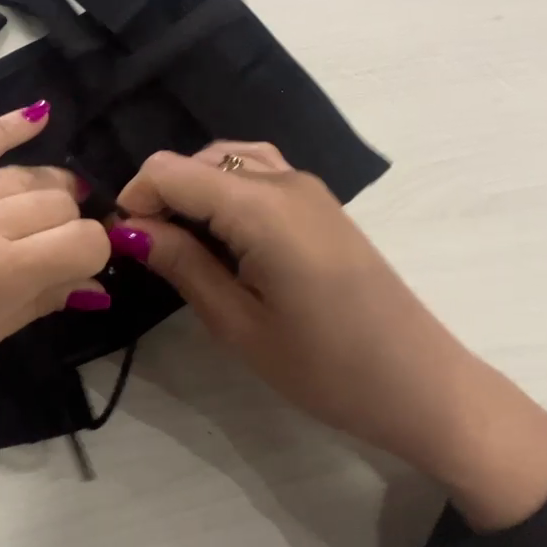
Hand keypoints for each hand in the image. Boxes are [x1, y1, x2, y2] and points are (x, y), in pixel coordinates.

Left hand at [0, 102, 111, 445]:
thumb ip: (37, 302)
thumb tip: (89, 285)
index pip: (81, 241)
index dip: (93, 256)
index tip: (84, 269)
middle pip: (54, 198)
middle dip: (69, 224)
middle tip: (61, 248)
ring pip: (19, 172)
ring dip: (46, 189)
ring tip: (53, 205)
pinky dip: (6, 129)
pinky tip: (39, 115)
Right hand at [111, 144, 546, 530]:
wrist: (423, 387)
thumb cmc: (327, 367)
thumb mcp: (239, 325)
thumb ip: (182, 265)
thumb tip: (130, 229)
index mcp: (261, 207)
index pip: (169, 170)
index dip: (134, 199)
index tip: (124, 245)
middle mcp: (284, 180)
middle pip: (196, 160)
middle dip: (161, 195)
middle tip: (149, 252)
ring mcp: (308, 187)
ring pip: (227, 160)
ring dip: (193, 190)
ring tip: (183, 242)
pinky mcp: (321, 203)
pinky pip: (256, 171)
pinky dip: (224, 189)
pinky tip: (224, 234)